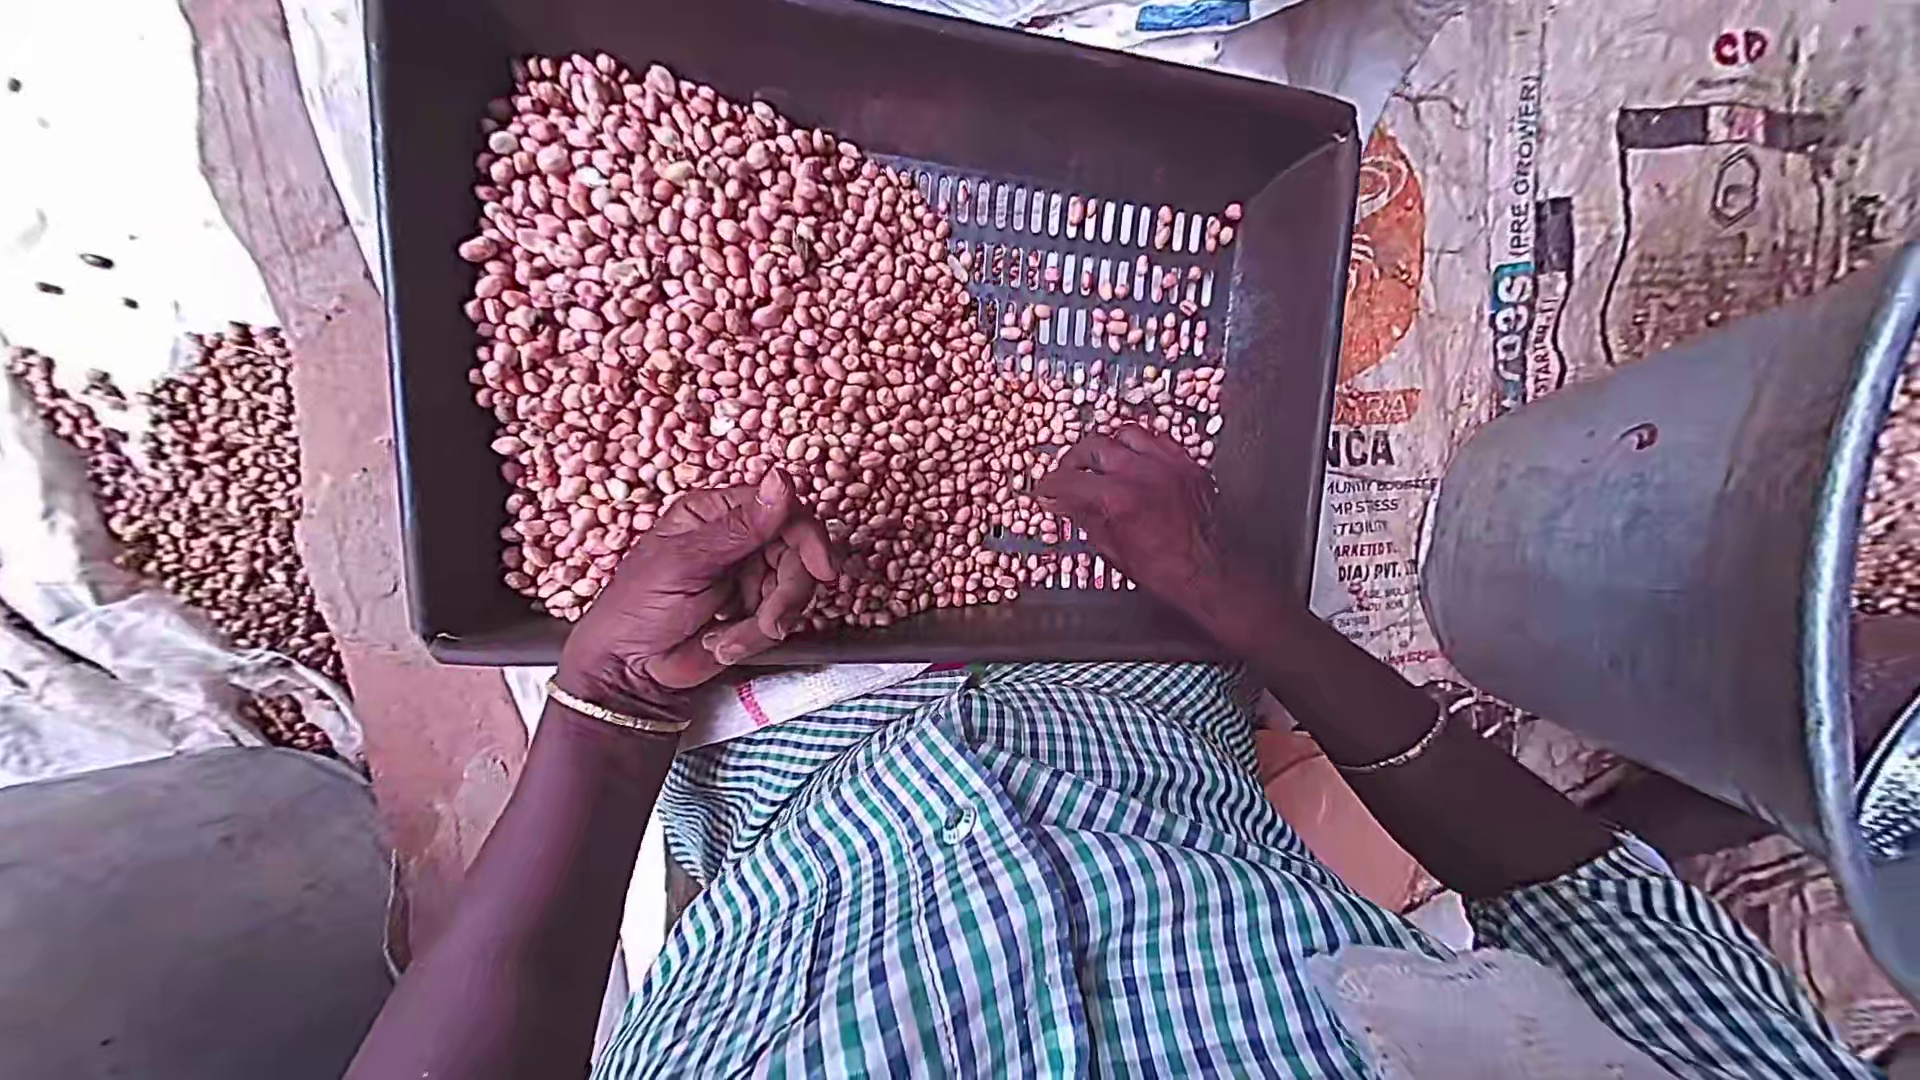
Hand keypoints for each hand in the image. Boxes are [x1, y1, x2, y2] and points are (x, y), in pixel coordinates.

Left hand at [554, 470, 838, 717]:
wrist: (628, 671)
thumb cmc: (638, 608)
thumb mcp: (687, 563)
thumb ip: (741, 526)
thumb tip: (782, 479)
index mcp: (717, 513)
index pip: (783, 510)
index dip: (808, 538)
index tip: (822, 569)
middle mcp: (740, 538)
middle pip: (798, 553)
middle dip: (787, 593)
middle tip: (769, 623)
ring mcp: (751, 573)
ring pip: (795, 588)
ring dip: (768, 621)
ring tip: (728, 641)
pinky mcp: (757, 607)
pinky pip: (783, 616)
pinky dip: (757, 636)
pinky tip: (724, 643)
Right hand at [1035, 425, 1252, 625]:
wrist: (1214, 574)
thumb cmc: (1166, 572)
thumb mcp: (1114, 550)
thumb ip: (1086, 519)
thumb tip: (1064, 505)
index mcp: (1119, 499)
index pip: (1071, 479)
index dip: (1051, 485)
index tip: (1045, 491)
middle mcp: (1142, 473)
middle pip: (1093, 445)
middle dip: (1073, 460)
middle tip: (1066, 475)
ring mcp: (1168, 464)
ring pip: (1125, 433)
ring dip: (1106, 446)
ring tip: (1100, 462)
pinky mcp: (1188, 464)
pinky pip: (1158, 439)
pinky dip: (1139, 445)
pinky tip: (1133, 459)